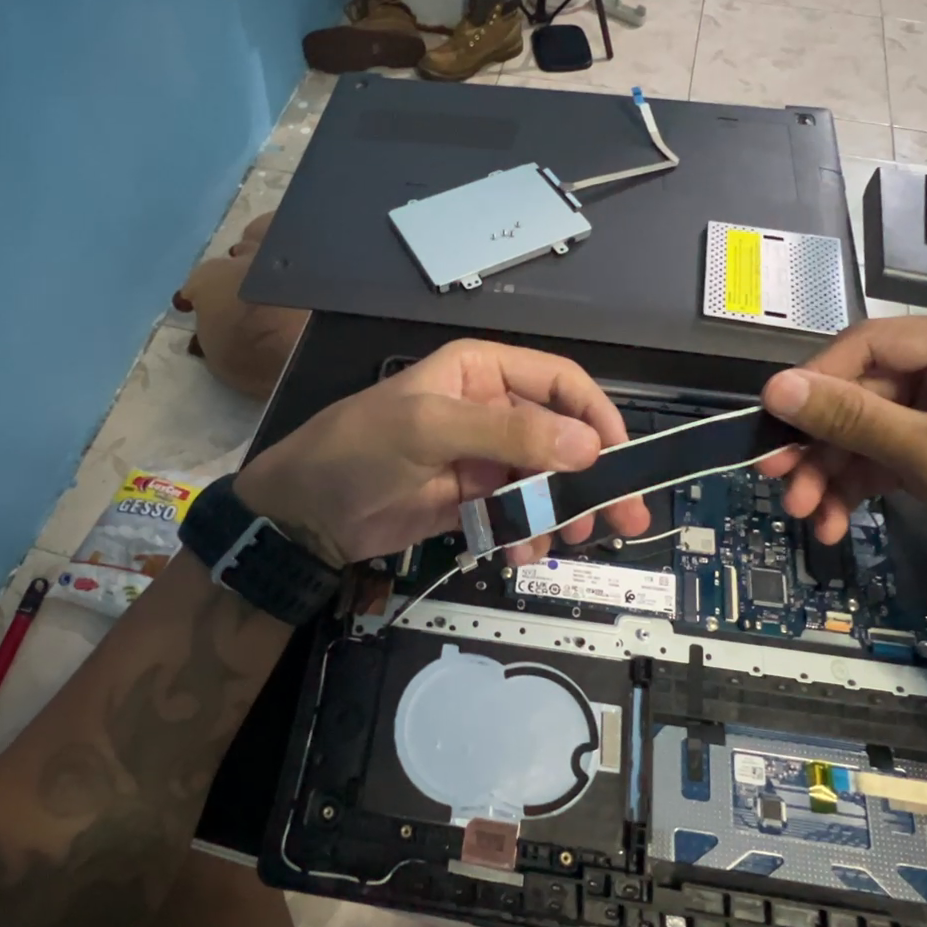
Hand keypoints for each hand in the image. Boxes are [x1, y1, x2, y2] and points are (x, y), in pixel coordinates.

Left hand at [233, 339, 650, 567]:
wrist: (303, 514)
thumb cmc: (358, 450)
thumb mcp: (429, 430)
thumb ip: (508, 435)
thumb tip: (587, 446)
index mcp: (480, 372)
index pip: (557, 382)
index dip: (594, 416)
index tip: (619, 457)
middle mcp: (489, 410)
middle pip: (560, 437)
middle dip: (591, 477)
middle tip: (623, 518)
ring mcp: (482, 458)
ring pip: (544, 481)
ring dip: (561, 511)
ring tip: (567, 541)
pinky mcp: (472, 500)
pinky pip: (517, 513)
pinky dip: (527, 534)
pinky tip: (523, 554)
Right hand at [755, 313, 926, 624]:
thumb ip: (856, 421)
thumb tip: (774, 387)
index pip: (871, 345)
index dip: (815, 382)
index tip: (770, 423)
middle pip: (863, 393)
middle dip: (820, 443)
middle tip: (777, 481)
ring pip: (866, 431)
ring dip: (831, 473)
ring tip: (807, 515)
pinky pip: (884, 460)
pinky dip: (855, 489)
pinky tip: (834, 522)